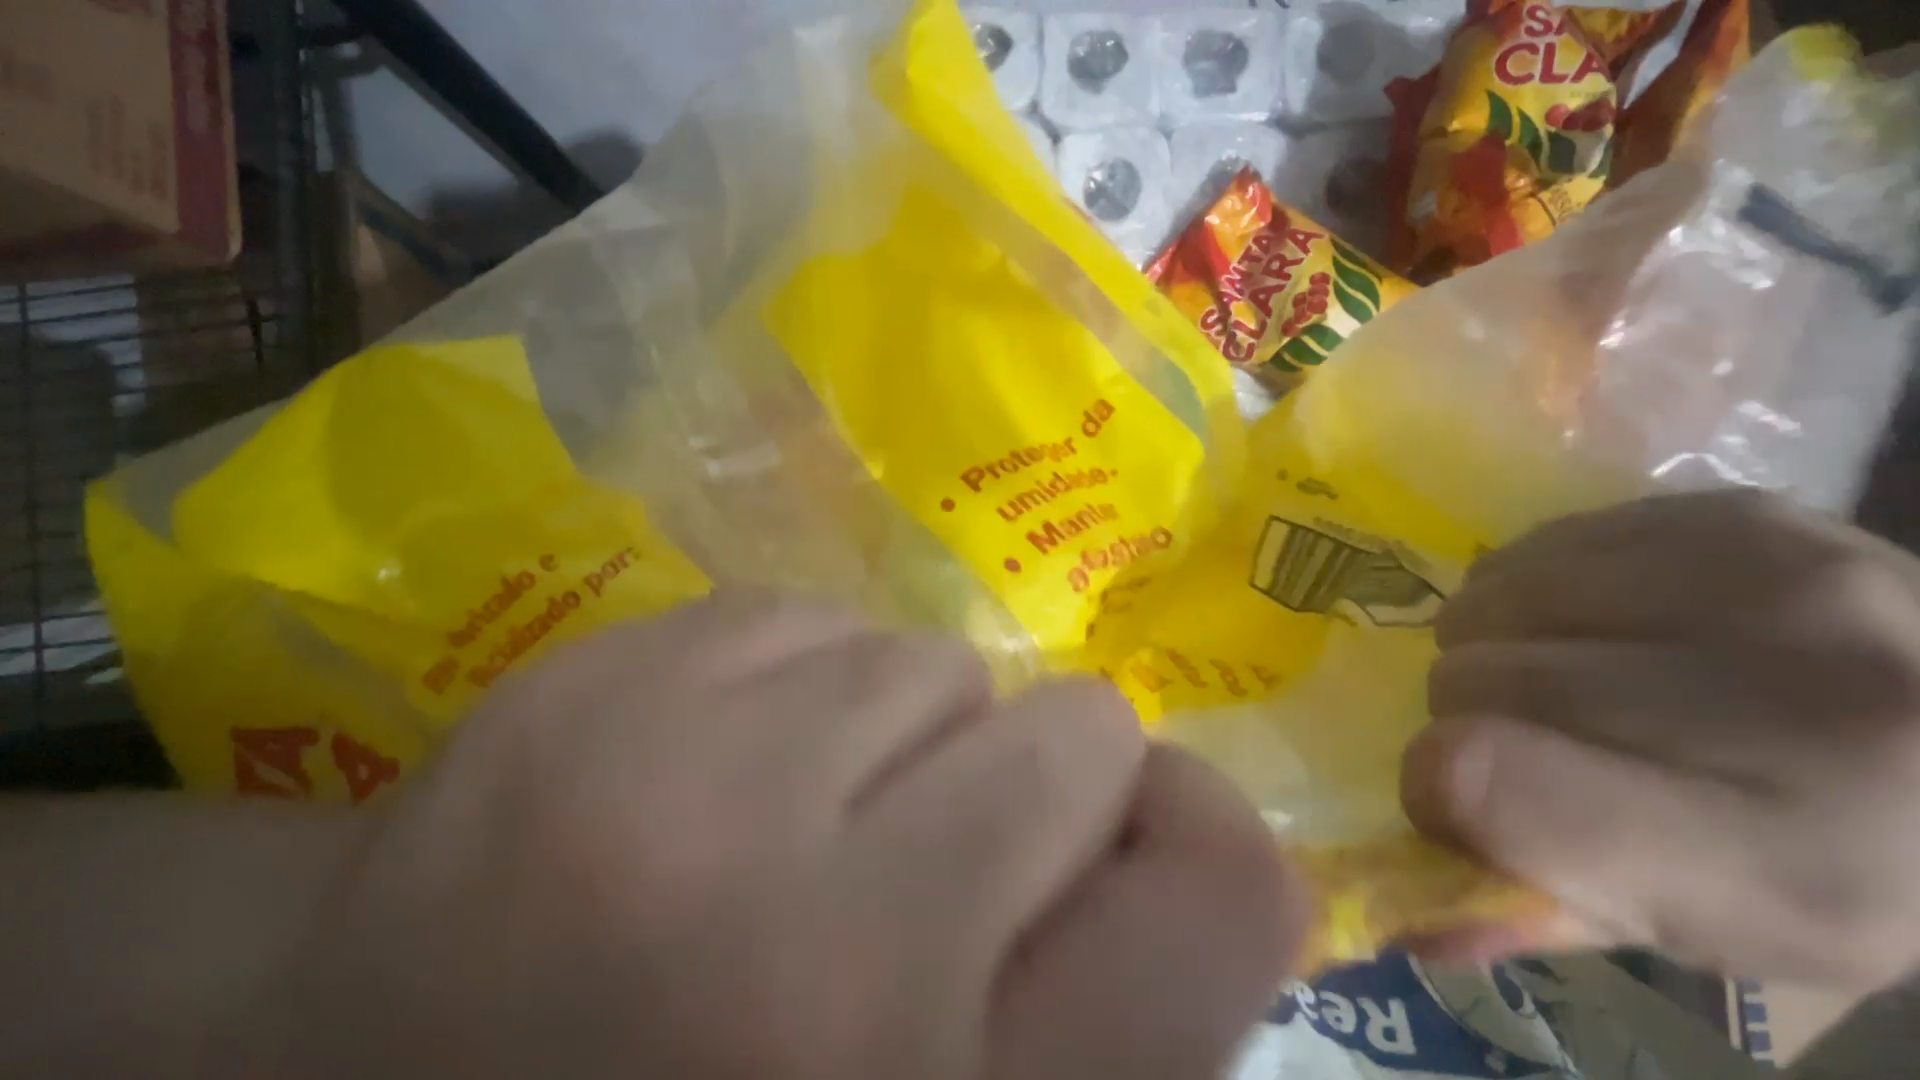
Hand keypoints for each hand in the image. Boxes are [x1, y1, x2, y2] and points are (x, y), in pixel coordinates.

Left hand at [226, 593, 1305, 1078]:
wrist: (362, 1063)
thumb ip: (1091, 997)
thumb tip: (1198, 837)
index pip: (1222, 898)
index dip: (1206, 848)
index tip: (1133, 851)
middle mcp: (833, 950)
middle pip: (1086, 735)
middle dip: (1038, 783)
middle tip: (927, 855)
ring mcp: (696, 788)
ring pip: (938, 661)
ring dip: (905, 731)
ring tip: (798, 813)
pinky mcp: (601, 681)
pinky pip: (812, 618)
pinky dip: (798, 682)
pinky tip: (717, 762)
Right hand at [1402, 492, 1919, 988]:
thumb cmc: (1832, 862)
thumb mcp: (1704, 932)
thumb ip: (1538, 911)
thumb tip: (1396, 905)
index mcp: (1776, 859)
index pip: (1488, 779)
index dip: (1433, 789)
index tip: (1454, 803)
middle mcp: (1782, 702)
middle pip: (1475, 683)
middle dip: (1469, 717)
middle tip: (1533, 741)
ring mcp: (1768, 584)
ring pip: (1488, 602)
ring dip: (1491, 645)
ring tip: (1560, 672)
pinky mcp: (1741, 515)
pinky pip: (1537, 546)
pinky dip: (1534, 592)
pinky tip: (1599, 623)